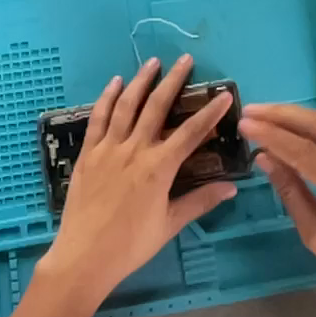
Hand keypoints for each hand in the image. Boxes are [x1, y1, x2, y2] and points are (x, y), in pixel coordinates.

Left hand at [36, 56, 237, 309]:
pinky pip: (98, 118)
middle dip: (173, 81)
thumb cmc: (130, 245)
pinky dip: (107, 98)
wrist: (83, 256)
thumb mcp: (169, 224)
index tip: (224, 95)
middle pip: (157, 107)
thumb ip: (200, 201)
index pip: (191, 133)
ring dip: (141, 81)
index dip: (210, 112)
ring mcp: (108, 148)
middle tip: (185, 60)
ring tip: (153, 62)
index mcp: (159, 168)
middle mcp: (135, 150)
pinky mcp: (88, 153)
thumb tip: (231, 188)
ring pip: (127, 105)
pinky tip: (115, 83)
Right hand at [239, 103, 315, 313]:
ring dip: (293, 116)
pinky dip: (307, 128)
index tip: (245, 125)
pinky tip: (287, 129)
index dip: (273, 136)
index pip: (306, 152)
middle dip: (281, 115)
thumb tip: (264, 158)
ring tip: (262, 114)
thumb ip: (291, 193)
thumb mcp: (315, 235)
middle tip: (250, 111)